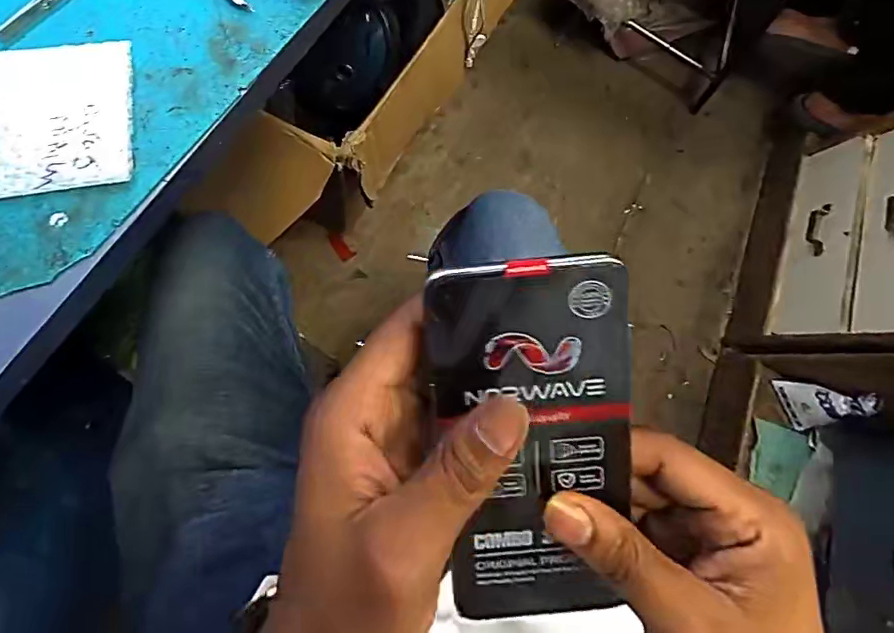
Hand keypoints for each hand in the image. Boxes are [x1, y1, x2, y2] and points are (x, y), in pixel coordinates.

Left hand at [266, 297, 529, 632]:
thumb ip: (455, 474)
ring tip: (547, 371)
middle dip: (480, 345)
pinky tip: (527, 427)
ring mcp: (389, 444)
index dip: (449, 305)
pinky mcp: (408, 472)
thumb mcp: (402, 543)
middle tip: (544, 337)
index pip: (402, 331)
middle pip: (427, 357)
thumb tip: (511, 405)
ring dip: (486, 387)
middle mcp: (368, 415)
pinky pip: (449, 433)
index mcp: (350, 412)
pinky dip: (483, 427)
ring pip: (443, 394)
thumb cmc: (345, 607)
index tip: (505, 292)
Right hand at [541, 428, 822, 632]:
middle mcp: (734, 516)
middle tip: (549, 483)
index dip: (615, 449)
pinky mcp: (692, 563)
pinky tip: (579, 536)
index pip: (670, 456)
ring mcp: (711, 540)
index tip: (563, 450)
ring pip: (639, 502)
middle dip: (601, 481)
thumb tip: (564, 508)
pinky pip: (640, 532)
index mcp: (754, 515)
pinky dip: (609, 536)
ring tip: (556, 509)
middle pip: (651, 475)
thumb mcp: (690, 622)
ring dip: (600, 509)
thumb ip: (625, 560)